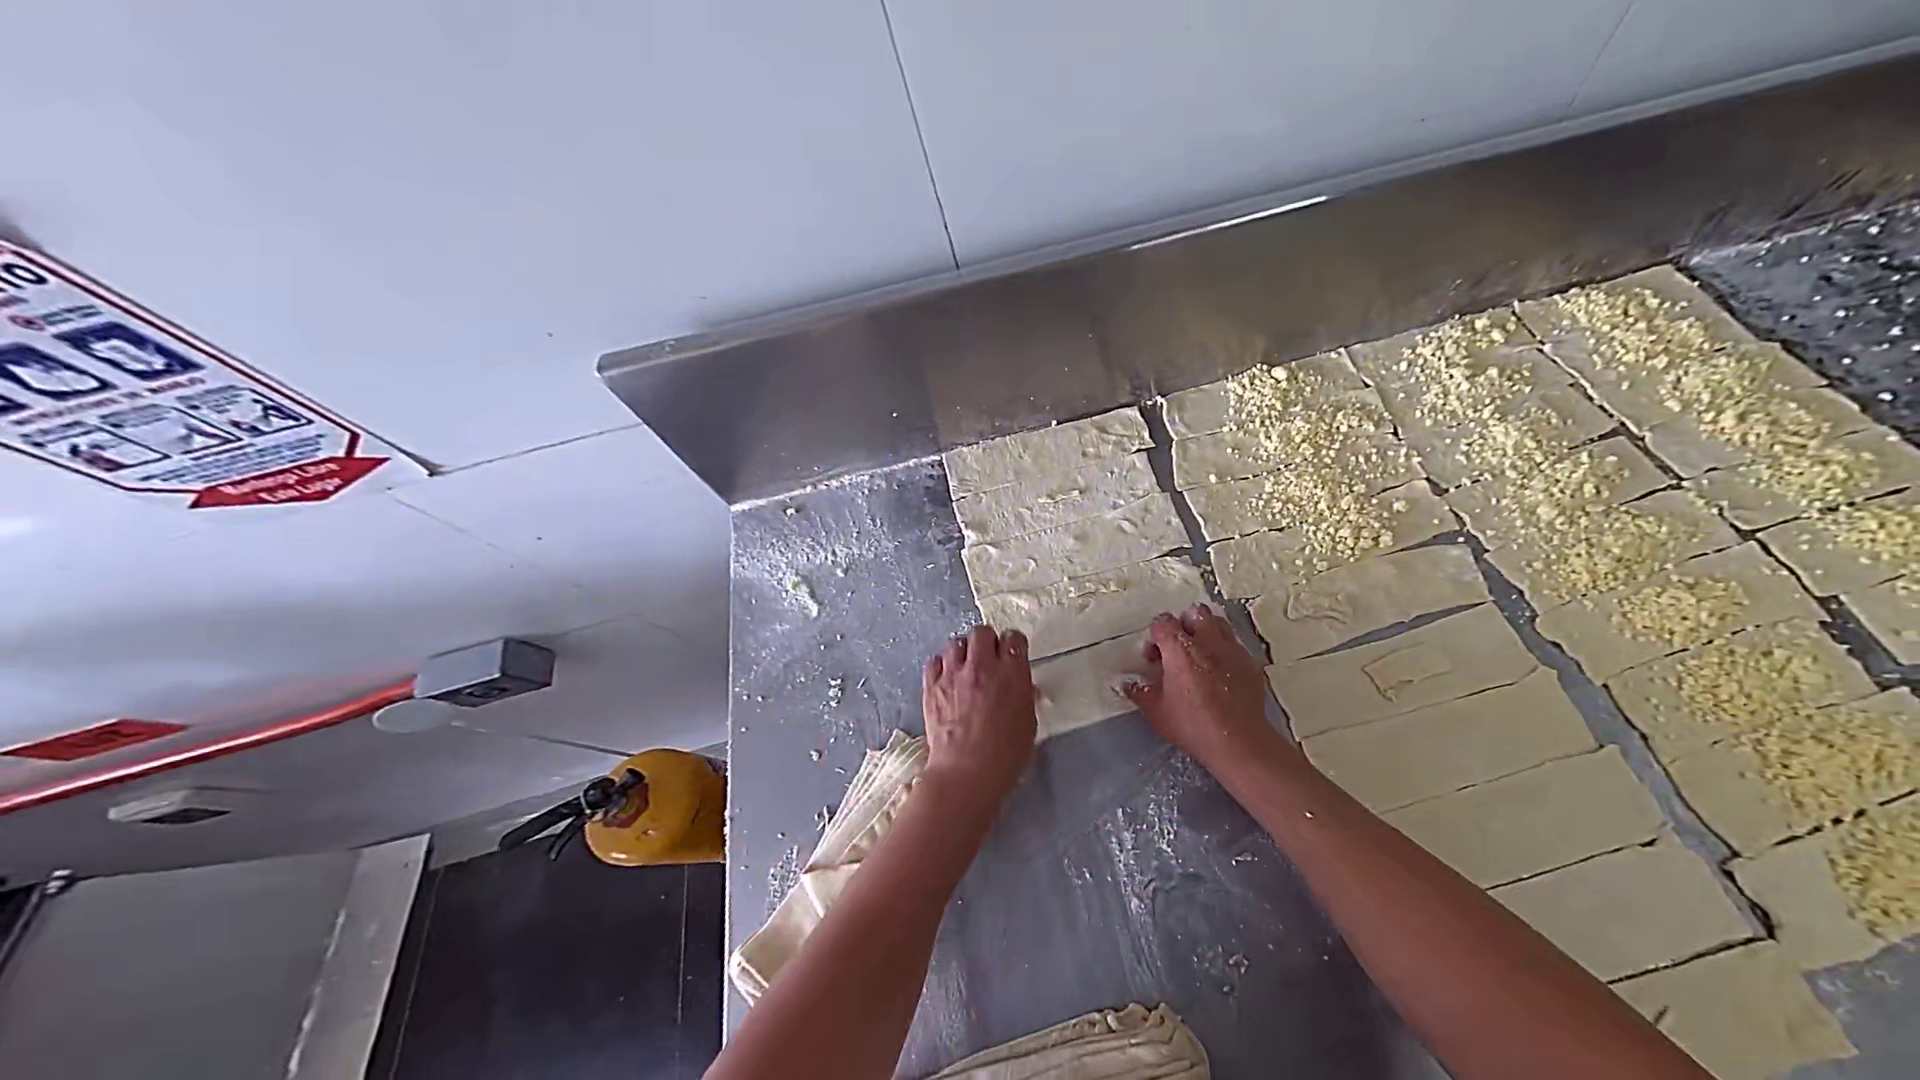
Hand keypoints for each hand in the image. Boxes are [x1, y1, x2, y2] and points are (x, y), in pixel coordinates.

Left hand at [921, 625, 1037, 801]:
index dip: (1013, 645)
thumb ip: (1025, 697)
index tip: (1012, 652)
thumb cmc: (1004, 755)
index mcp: (1012, 673)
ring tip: (966, 666)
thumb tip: (1026, 687)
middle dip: (987, 642)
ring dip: (963, 652)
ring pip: (956, 642)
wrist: (966, 772)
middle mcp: (982, 667)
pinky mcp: (932, 686)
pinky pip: (934, 661)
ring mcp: (954, 674)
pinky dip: (941, 666)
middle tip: (989, 657)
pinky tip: (946, 678)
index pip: (1014, 639)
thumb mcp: (1028, 724)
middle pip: (982, 633)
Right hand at [1123, 604, 1291, 772]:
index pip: (1163, 622)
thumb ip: (1139, 692)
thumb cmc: (1193, 725)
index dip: (1155, 636)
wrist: (1239, 742)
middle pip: (1195, 613)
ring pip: (1219, 623)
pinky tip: (1220, 673)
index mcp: (1180, 649)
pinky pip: (1235, 645)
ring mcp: (1232, 651)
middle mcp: (1207, 642)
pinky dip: (1225, 652)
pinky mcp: (1250, 664)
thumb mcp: (1156, 711)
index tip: (1154, 657)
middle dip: (1184, 624)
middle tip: (1178, 648)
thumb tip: (1126, 684)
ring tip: (1200, 655)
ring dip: (1206, 632)